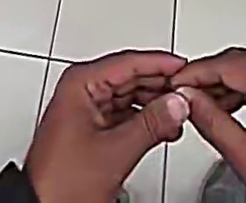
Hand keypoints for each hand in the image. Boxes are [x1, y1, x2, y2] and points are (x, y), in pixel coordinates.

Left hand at [24, 49, 188, 202]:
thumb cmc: (59, 184)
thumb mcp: (113, 152)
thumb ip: (149, 124)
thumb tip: (176, 103)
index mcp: (81, 83)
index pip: (128, 63)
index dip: (158, 63)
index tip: (182, 66)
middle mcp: (82, 90)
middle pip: (129, 77)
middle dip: (159, 85)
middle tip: (186, 91)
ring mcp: (86, 108)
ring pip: (128, 95)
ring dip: (154, 104)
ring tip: (179, 111)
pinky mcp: (90, 127)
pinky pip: (123, 113)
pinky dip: (143, 119)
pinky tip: (162, 126)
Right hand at [172, 48, 245, 202]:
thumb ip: (213, 122)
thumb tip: (188, 98)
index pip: (229, 65)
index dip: (197, 73)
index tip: (175, 82)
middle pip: (236, 61)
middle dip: (206, 77)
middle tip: (180, 92)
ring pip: (245, 68)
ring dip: (219, 84)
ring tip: (195, 102)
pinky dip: (237, 90)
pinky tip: (219, 105)